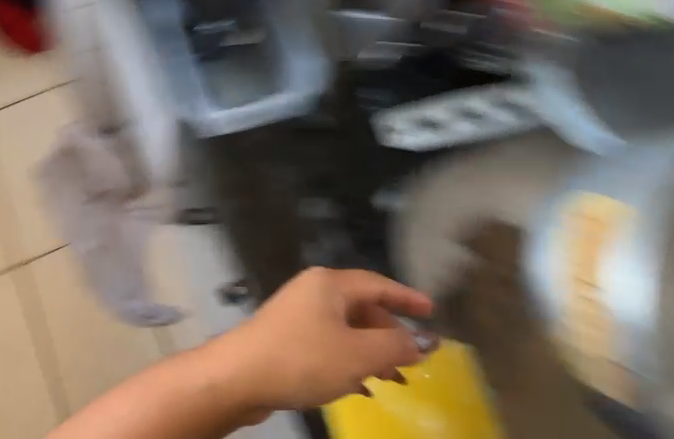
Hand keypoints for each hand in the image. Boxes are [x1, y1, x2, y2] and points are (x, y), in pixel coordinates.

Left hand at [206, 267, 432, 413]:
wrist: (241, 377)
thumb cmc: (303, 358)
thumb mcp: (357, 355)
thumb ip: (393, 347)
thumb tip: (421, 342)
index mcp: (329, 284)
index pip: (377, 283)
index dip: (406, 298)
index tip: (432, 310)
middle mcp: (314, 291)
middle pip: (362, 306)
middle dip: (390, 333)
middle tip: (415, 360)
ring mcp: (299, 315)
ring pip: (347, 329)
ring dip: (372, 352)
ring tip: (397, 380)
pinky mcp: (289, 339)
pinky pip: (330, 345)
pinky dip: (351, 362)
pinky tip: (364, 388)